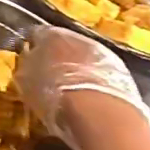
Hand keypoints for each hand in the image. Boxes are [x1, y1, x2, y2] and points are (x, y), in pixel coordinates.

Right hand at [17, 26, 149, 149]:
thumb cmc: (55, 96)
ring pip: (85, 57)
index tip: (30, 61)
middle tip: (52, 77)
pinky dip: (97, 82)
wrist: (101, 114)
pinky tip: (93, 100)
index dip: (34, 48)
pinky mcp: (123, 72)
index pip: (38, 35)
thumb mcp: (27, 83)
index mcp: (50, 35)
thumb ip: (26, 66)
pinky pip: (103, 73)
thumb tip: (27, 59)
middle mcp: (77, 37)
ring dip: (80, 69)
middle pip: (64, 44)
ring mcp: (103, 53)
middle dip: (58, 57)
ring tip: (74, 92)